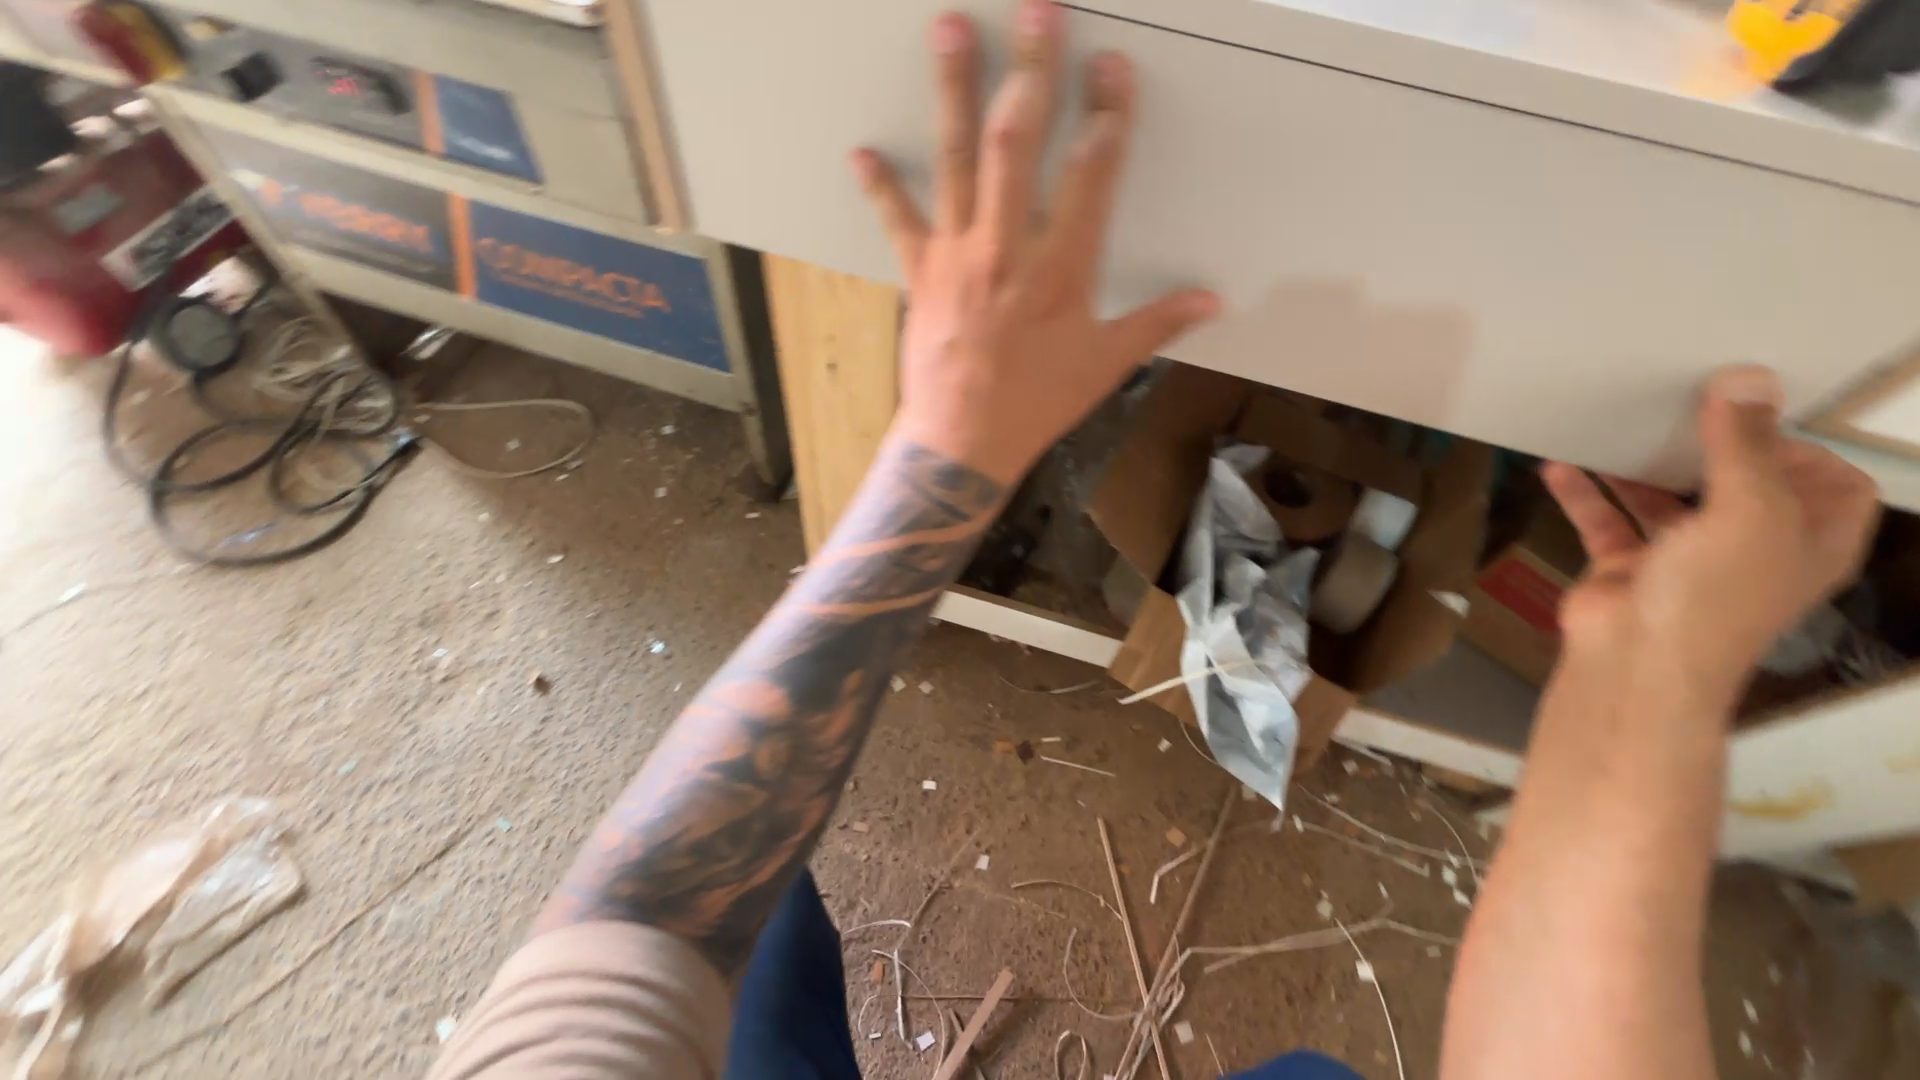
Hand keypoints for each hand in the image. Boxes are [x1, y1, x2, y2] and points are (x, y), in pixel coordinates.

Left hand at [851, 1, 1220, 484]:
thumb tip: (1213, 300)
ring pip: (956, 161)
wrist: (963, 440)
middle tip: (1037, 8)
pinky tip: (863, 151)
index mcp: (1061, 267)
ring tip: (950, 28)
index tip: (1113, 66)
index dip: (1107, 115)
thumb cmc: (1037, 404)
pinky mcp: (921, 273)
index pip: (1092, 173)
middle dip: (1031, 69)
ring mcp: (958, 255)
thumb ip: (1158, 323)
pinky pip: (898, 221)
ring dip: (954, 91)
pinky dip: (882, 187)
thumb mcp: (1105, 366)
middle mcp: (1007, 247)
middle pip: (1018, 142)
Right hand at [1543, 365, 1880, 688]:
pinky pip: (1606, 522)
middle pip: (1741, 484)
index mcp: (1808, 539)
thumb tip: (1747, 377)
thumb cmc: (1715, 590)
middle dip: (1712, 447)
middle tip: (1679, 407)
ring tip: (1617, 427)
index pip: (1827, 481)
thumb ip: (1744, 446)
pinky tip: (1559, 467)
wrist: (1637, 660)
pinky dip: (1584, 496)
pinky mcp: (1626, 567)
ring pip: (1666, 500)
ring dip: (1640, 468)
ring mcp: (1685, 558)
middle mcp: (1752, 546)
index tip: (1748, 416)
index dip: (1801, 446)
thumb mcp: (1749, 510)